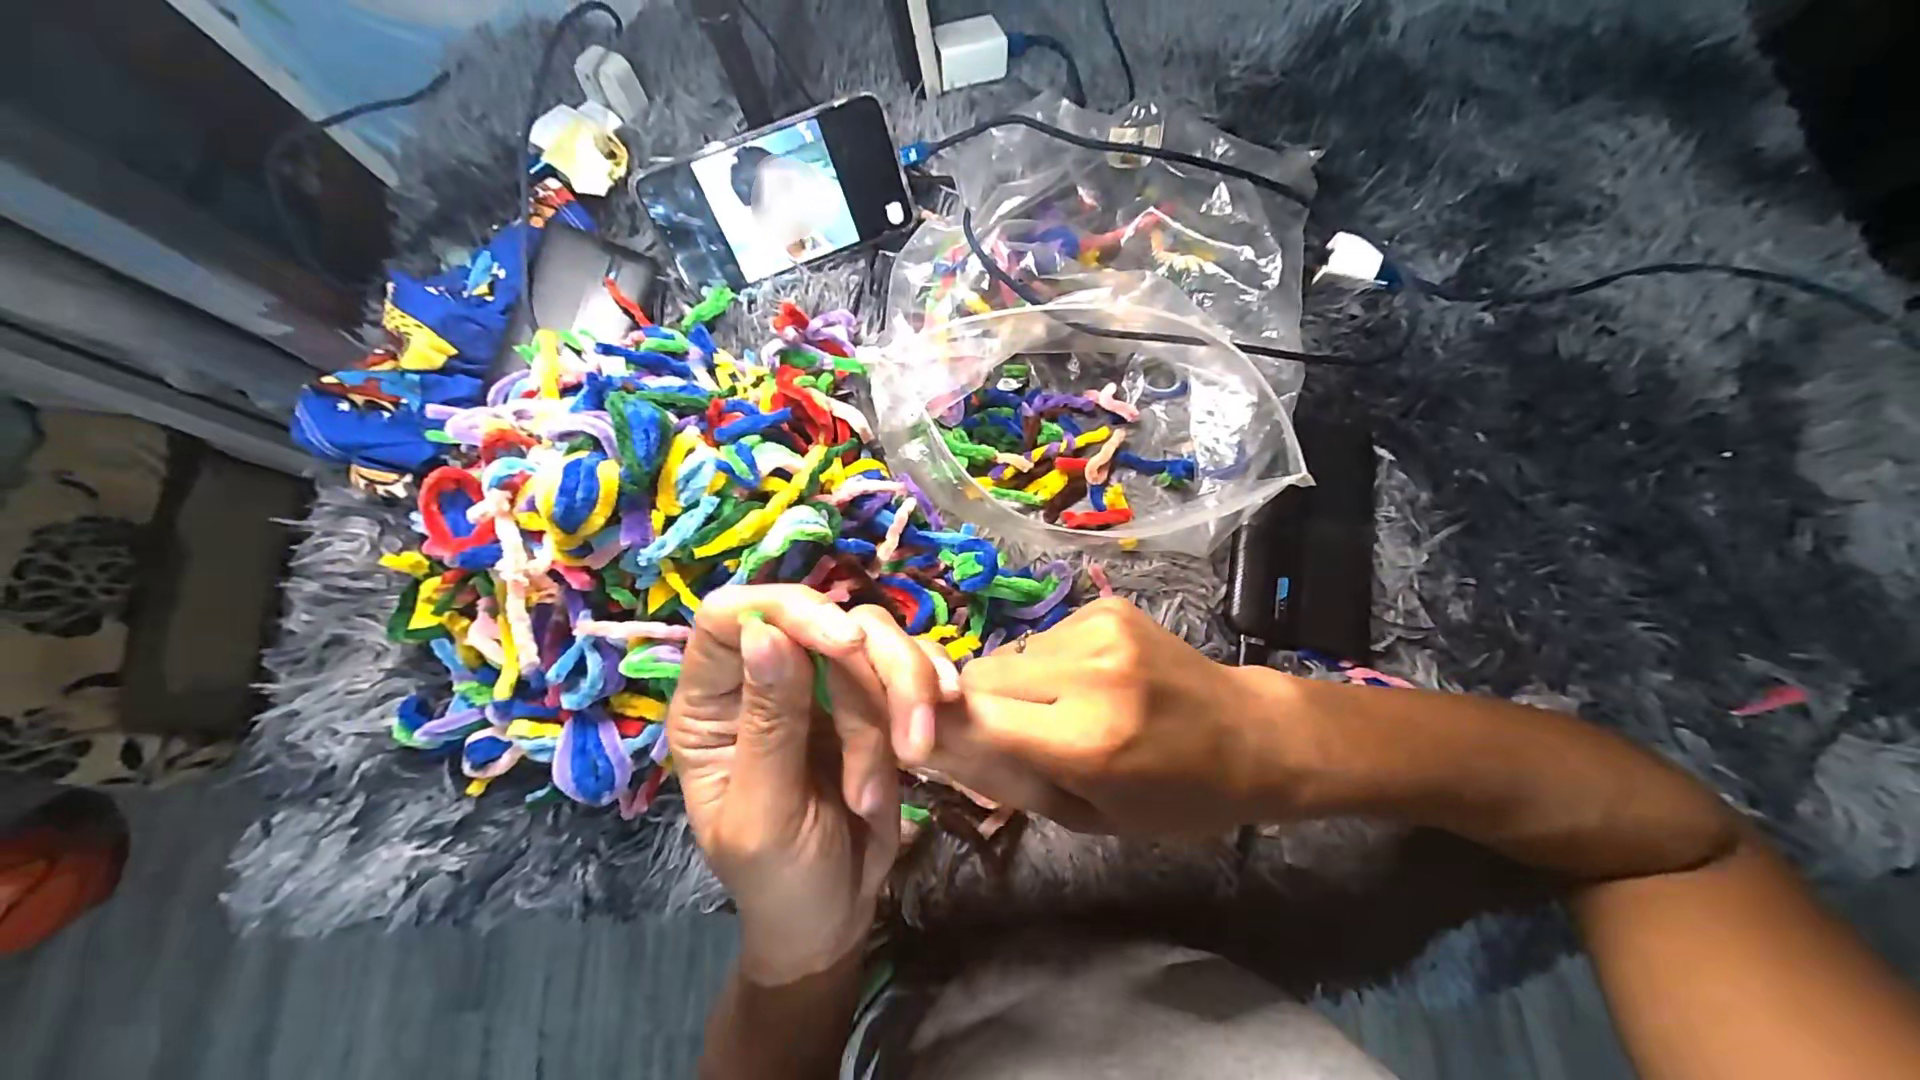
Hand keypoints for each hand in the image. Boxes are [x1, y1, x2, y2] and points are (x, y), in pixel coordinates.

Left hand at [667, 586, 899, 984]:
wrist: (836, 913)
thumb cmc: (779, 878)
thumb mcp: (767, 815)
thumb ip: (768, 725)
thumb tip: (765, 632)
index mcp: (713, 702)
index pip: (730, 617)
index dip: (787, 610)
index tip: (848, 644)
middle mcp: (767, 676)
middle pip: (822, 617)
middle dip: (876, 672)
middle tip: (909, 741)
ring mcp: (823, 682)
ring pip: (876, 636)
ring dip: (906, 696)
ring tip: (914, 759)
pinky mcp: (871, 694)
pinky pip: (910, 661)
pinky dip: (931, 689)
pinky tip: (942, 720)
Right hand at [861, 597, 1268, 835]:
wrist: (1252, 733)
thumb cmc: (1177, 797)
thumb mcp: (1089, 815)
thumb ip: (1007, 778)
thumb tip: (933, 743)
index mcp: (1087, 738)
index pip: (971, 716)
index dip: (940, 725)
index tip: (931, 738)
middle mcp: (1088, 670)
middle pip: (980, 676)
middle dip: (977, 706)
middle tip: (1011, 733)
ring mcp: (1099, 627)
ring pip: (1009, 654)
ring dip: (1013, 683)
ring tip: (1058, 708)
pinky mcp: (1107, 604)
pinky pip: (1041, 638)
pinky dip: (1044, 664)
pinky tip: (1085, 682)